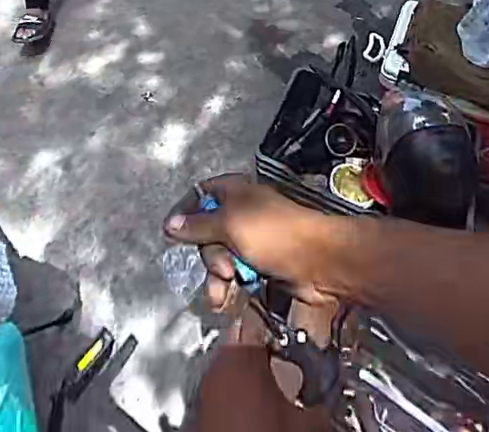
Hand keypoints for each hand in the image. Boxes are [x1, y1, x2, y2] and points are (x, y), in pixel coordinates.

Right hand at [164, 175, 343, 310]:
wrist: (320, 261)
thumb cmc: (274, 234)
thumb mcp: (230, 225)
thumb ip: (197, 226)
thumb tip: (169, 224)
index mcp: (232, 191)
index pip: (198, 195)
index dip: (184, 213)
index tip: (172, 234)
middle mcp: (239, 211)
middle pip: (206, 231)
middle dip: (210, 254)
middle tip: (224, 266)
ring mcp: (249, 238)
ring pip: (219, 256)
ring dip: (218, 275)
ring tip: (227, 287)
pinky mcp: (259, 263)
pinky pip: (235, 272)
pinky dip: (229, 285)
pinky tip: (227, 297)